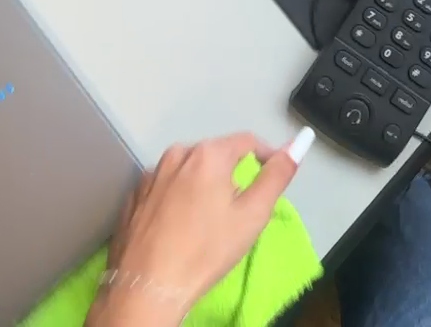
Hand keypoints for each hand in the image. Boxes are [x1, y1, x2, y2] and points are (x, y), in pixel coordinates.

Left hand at [96, 133, 300, 325]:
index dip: (265, 156)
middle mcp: (178, 154)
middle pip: (216, 155)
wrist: (147, 290)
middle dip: (231, 175)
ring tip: (206, 222)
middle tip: (237, 210)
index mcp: (209, 154)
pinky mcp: (133, 197)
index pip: (247, 141)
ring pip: (189, 170)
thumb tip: (297, 145)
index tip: (271, 177)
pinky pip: (165, 187)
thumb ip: (278, 175)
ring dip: (202, 185)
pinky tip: (178, 228)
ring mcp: (151, 175)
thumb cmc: (206, 251)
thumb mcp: (253, 214)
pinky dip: (176, 198)